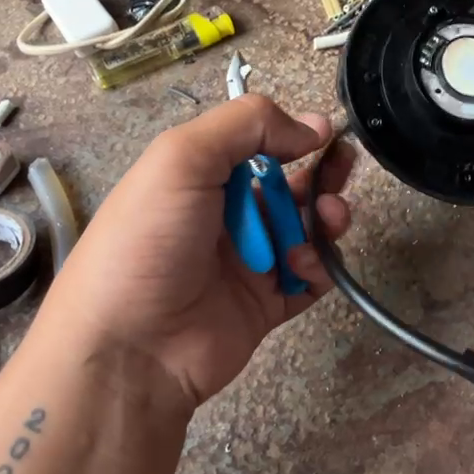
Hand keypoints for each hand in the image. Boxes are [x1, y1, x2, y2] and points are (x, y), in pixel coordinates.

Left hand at [37, 95, 352, 410]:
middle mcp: (224, 216)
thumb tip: (313, 127)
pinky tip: (306, 261)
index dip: (290, 136)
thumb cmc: (149, 240)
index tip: (322, 134)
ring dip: (326, 216)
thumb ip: (248, 125)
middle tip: (344, 166)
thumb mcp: (181, 159)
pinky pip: (310, 278)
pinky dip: (320, 266)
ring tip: (331, 217)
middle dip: (321, 173)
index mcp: (198, 178)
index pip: (255, 146)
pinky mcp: (266, 305)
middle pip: (289, 185)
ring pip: (306, 229)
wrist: (129, 349)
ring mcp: (247, 263)